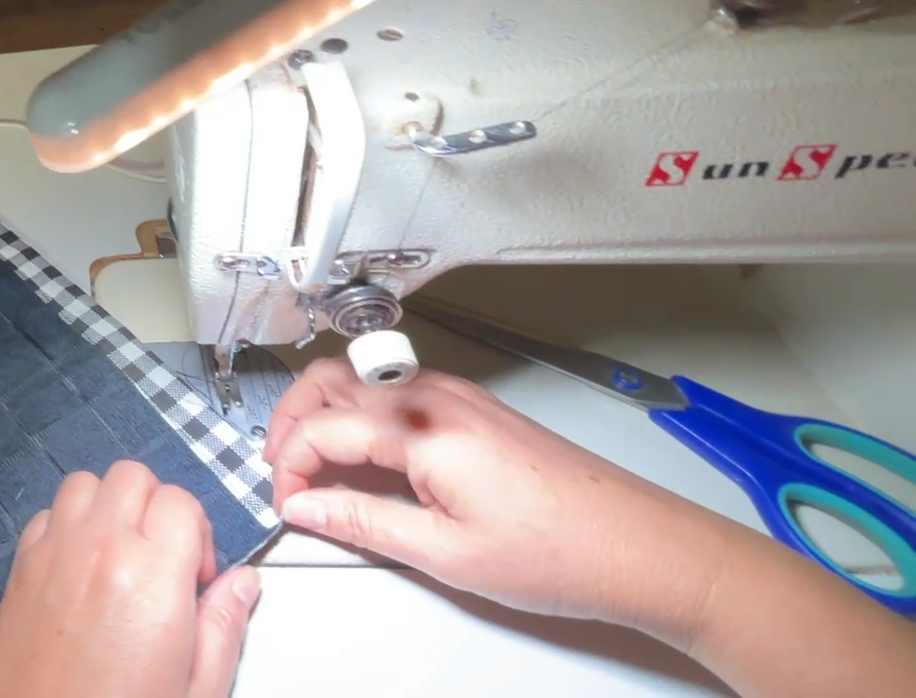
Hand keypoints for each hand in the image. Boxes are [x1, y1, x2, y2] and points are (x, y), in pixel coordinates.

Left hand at [0, 460, 261, 697]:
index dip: (198, 532)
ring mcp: (54, 549)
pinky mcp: (21, 562)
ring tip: (119, 554)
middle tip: (161, 560)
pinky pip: (49, 512)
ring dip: (108, 505)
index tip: (196, 576)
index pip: (181, 501)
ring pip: (86, 482)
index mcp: (151, 575)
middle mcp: (99, 545)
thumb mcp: (197, 692)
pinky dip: (69, 523)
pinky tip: (80, 566)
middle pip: (132, 476)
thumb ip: (224, 626)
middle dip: (155, 506)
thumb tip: (244, 580)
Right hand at [262, 357, 732, 632]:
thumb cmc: (560, 555)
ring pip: (355, 377)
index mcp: (420, 427)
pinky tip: (362, 451)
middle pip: (327, 380)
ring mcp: (449, 391)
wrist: (651, 549)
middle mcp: (428, 394)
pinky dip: (354, 409)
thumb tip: (302, 507)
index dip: (290, 466)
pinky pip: (388, 389)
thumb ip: (362, 521)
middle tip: (281, 465)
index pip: (321, 429)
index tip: (286, 502)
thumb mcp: (449, 553)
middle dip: (290, 417)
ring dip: (319, 408)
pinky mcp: (466, 401)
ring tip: (312, 458)